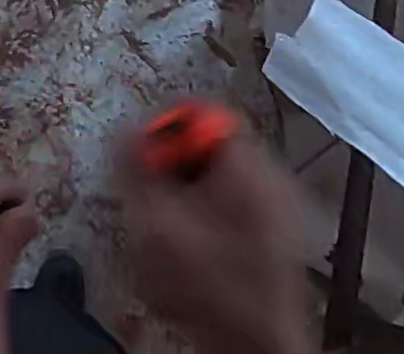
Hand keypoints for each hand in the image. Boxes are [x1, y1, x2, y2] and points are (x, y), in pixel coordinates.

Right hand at [115, 123, 315, 353]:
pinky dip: (211, 203)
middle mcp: (271, 173)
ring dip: (192, 183)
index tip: (146, 152)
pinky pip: (238, 192)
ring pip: (223, 167)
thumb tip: (123, 130)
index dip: (169, 125)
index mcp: (248, 165)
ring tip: (173, 221)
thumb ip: (137, 173)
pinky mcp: (280, 226)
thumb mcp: (159, 228)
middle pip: (213, 139)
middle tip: (155, 190)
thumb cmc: (210, 290)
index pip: (206, 112)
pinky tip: (198, 239)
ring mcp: (281, 200)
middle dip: (177, 159)